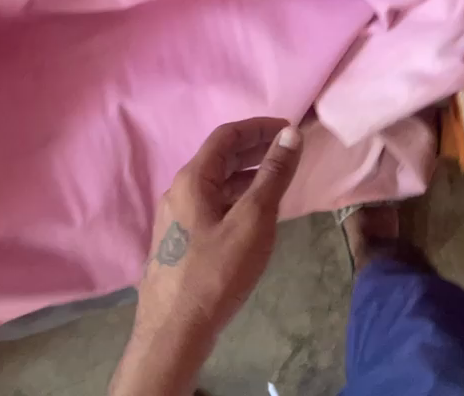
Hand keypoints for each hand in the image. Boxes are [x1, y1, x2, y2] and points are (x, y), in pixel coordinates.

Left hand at [109, 118, 301, 395]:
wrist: (173, 337)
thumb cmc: (216, 273)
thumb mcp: (253, 220)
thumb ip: (273, 174)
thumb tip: (290, 134)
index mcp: (191, 179)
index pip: (226, 135)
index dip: (259, 127)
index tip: (289, 130)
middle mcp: (178, 192)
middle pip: (219, 157)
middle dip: (255, 148)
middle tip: (288, 150)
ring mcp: (175, 219)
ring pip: (215, 183)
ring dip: (246, 174)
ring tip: (277, 180)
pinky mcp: (178, 243)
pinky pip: (210, 204)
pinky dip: (236, 196)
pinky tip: (253, 214)